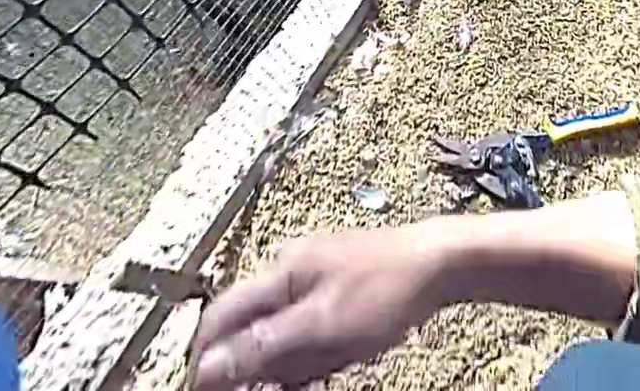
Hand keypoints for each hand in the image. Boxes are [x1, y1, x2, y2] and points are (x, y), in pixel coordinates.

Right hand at [191, 224, 457, 389]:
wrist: (435, 263)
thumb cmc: (381, 292)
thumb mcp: (321, 327)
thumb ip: (263, 346)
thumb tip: (204, 368)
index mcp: (279, 272)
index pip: (220, 317)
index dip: (207, 362)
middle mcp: (289, 271)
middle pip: (249, 329)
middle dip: (259, 370)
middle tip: (300, 376)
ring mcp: (313, 279)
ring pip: (280, 335)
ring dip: (291, 365)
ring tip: (328, 363)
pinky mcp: (334, 291)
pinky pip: (307, 331)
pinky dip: (314, 354)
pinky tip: (337, 359)